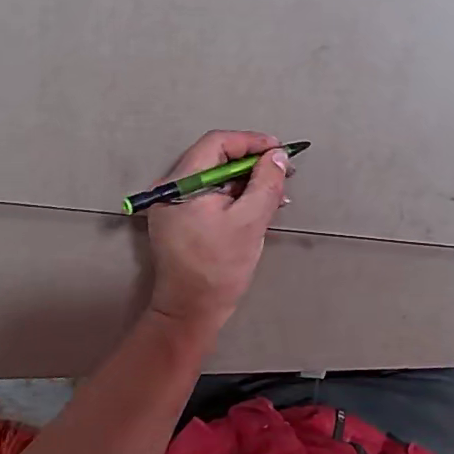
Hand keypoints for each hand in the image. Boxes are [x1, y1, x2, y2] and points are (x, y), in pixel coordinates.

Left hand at [145, 130, 289, 329]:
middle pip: (216, 158)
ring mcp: (174, 204)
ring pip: (216, 177)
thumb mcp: (249, 222)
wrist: (189, 312)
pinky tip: (257, 207)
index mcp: (181, 183)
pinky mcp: (181, 219)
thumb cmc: (216, 270)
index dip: (250, 142)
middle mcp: (172, 188)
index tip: (278, 150)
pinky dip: (234, 196)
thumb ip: (265, 184)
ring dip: (246, 181)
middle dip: (251, 162)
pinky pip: (210, 195)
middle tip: (281, 171)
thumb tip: (277, 156)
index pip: (217, 143)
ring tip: (275, 194)